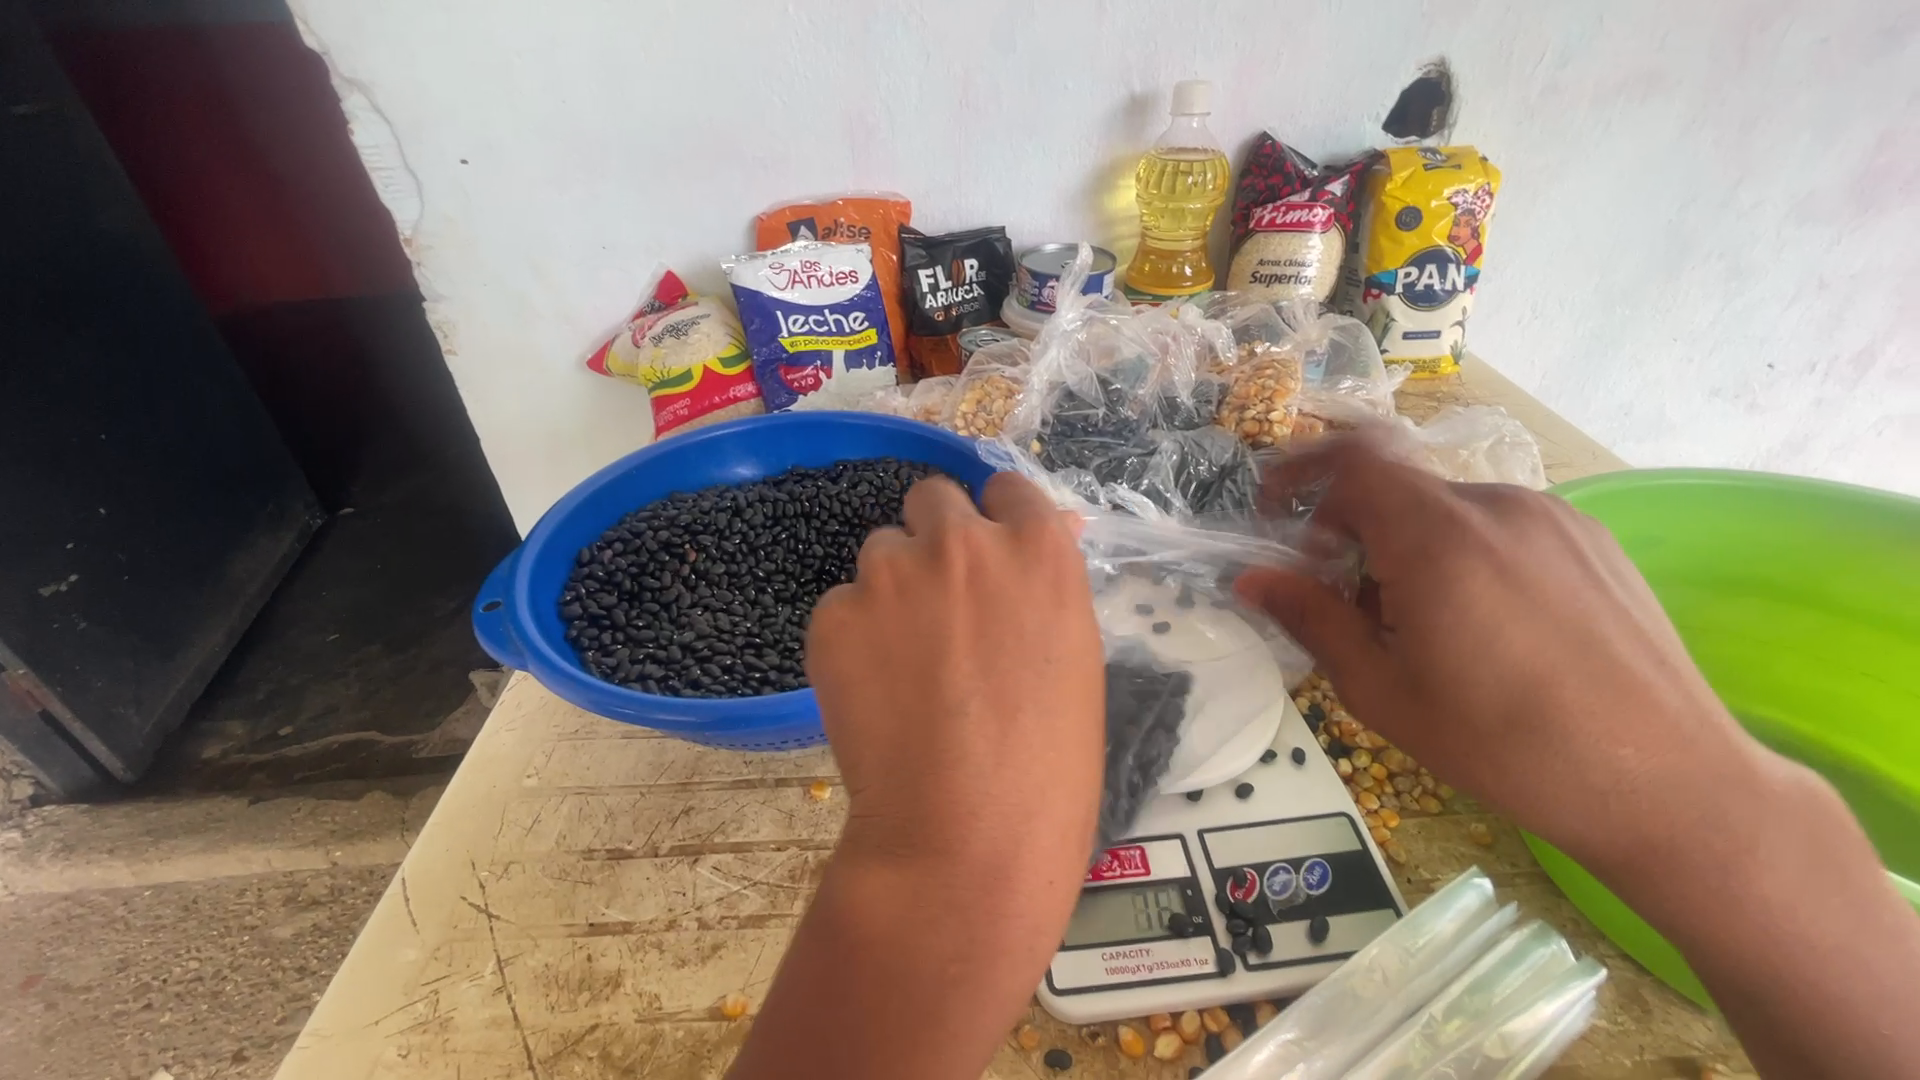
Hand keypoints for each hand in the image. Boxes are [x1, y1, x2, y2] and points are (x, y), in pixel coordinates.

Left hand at [727, 474, 1102, 1079]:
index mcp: (1038, 547)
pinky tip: (872, 695)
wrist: (968, 837)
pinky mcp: (833, 614)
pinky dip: (852, 638)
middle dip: (935, 538)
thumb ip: (1041, 589)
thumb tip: (1028, 550)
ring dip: (891, 589)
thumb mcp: (1072, 655)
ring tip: (902, 665)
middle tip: (938, 602)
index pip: (1005, 486)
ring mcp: (891, 571)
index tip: (988, 552)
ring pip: (881, 552)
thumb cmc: (1049, 764)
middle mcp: (963, 540)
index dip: (994, 520)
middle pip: (932, 499)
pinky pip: (841, 606)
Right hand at [1236, 437, 1919, 1079]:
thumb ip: (1310, 618)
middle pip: (1395, 489)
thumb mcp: (1381, 690)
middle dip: (1351, 531)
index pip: (1352, 458)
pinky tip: (1485, 625)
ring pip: (1447, 510)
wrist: (1668, 783)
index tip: (1276, 513)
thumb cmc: (1501, 744)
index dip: (1301, 470)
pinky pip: (1499, 526)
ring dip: (1407, 547)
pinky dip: (1462, 553)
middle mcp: (1496, 506)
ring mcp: (1554, 517)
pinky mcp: (1592, 539)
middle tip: (1346, 601)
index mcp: (1437, 538)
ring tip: (1420, 624)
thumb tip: (1250, 578)